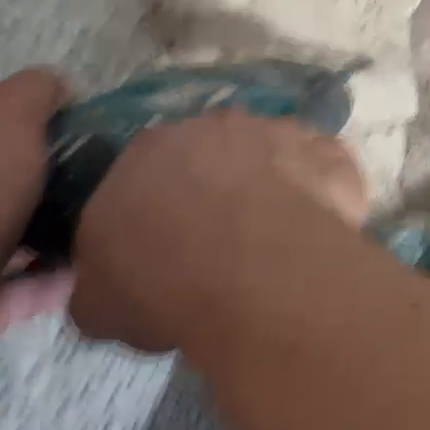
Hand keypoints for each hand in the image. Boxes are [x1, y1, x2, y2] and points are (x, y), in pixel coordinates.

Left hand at [0, 70, 71, 344]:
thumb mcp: (7, 115)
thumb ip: (35, 90)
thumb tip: (59, 91)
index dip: (25, 132)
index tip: (69, 145)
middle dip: (36, 186)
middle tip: (86, 189)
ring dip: (42, 234)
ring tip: (89, 234)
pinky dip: (36, 275)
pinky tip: (70, 273)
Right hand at [68, 112, 368, 354]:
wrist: (255, 269)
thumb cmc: (161, 283)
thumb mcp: (97, 303)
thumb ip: (100, 281)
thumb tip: (107, 287)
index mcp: (146, 151)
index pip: (146, 171)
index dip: (158, 209)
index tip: (168, 245)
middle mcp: (217, 126)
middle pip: (217, 153)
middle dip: (221, 187)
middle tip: (228, 240)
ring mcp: (282, 132)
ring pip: (277, 154)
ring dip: (277, 183)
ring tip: (280, 236)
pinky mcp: (332, 152)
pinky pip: (327, 168)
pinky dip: (326, 190)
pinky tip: (322, 228)